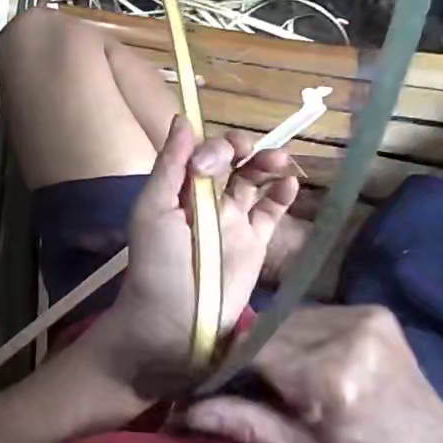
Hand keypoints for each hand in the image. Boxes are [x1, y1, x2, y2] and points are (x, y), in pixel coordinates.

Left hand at [89, 115, 299, 395]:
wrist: (173, 324)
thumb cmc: (157, 264)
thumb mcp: (153, 210)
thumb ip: (170, 166)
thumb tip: (183, 118)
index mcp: (182, 189)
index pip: (206, 153)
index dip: (217, 147)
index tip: (220, 159)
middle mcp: (209, 201)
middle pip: (235, 162)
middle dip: (247, 149)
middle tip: (254, 152)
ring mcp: (234, 222)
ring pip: (256, 182)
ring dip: (269, 164)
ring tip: (282, 160)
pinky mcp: (255, 245)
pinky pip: (272, 213)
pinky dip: (283, 195)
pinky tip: (290, 185)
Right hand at [182, 304, 442, 442]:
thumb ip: (245, 423)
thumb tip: (184, 412)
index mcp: (329, 378)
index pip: (256, 350)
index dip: (228, 360)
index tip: (210, 376)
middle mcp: (348, 335)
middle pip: (274, 328)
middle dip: (253, 350)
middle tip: (243, 378)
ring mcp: (366, 317)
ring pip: (294, 317)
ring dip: (279, 339)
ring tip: (281, 372)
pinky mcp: (377, 310)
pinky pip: (320, 314)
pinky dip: (306, 332)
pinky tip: (312, 358)